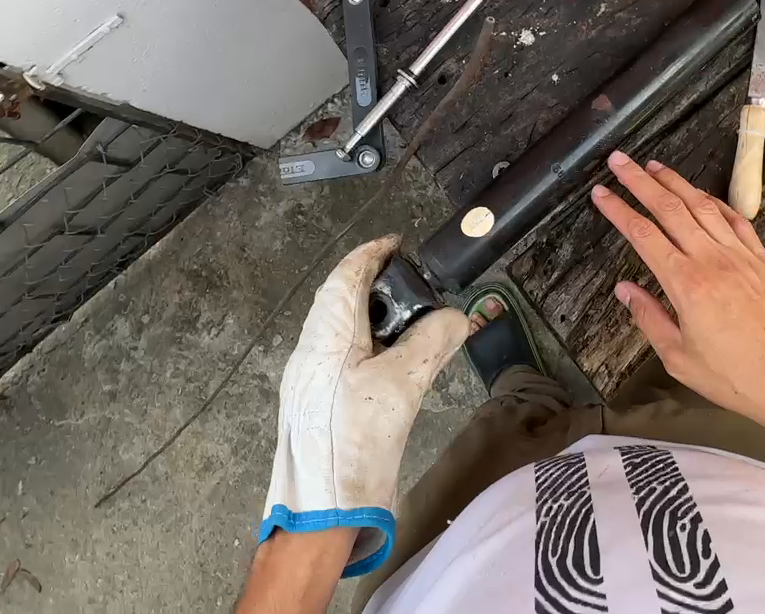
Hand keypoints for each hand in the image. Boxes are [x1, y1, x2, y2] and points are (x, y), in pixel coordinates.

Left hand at [258, 235, 470, 577]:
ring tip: (408, 318)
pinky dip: (368, 341)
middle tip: (411, 282)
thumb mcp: (402, 389)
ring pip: (341, 328)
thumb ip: (431, 344)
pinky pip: (342, 353)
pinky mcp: (314, 400)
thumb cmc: (355, 446)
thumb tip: (457, 316)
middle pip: (339, 299)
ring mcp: (308, 377)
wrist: (319, 519)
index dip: (370, 254)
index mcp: (324, 338)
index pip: (344, 277)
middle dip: (373, 282)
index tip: (398, 245)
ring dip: (371, 314)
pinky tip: (391, 357)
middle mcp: (309, 350)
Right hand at [590, 152, 764, 442]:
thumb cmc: (738, 379)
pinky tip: (703, 195)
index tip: (600, 192)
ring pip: (701, 206)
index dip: (618, 209)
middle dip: (640, 181)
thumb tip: (625, 290)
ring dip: (675, 182)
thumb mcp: (680, 359)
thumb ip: (649, 319)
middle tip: (619, 160)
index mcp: (686, 284)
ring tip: (654, 166)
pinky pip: (736, 220)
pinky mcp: (763, 261)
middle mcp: (712, 260)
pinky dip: (715, 202)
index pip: (643, 235)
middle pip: (669, 208)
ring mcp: (740, 256)